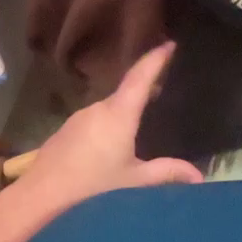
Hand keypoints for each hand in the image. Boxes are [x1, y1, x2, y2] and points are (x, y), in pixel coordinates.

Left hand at [0, 43, 204, 223]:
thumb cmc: (94, 187)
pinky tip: (112, 146)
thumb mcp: (135, 181)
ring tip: (142, 125)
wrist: (42, 197)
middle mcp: (97, 108)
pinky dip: (109, 126)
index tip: (169, 44)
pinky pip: (94, 122)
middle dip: (145, 90)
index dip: (156, 59)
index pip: (140, 77)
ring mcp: (78, 119)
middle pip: (126, 93)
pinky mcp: (66, 132)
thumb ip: (167, 173)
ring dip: (125, 113)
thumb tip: (199, 176)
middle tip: (165, 92)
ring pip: (109, 109)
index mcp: (118, 114)